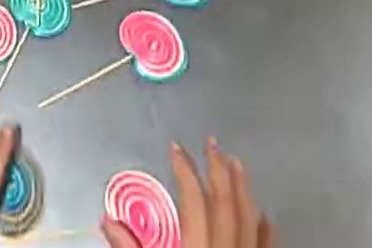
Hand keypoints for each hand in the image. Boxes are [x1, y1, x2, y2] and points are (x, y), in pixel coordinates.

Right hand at [102, 139, 269, 247]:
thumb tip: (108, 220)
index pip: (194, 200)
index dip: (185, 170)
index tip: (175, 148)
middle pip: (227, 203)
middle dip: (219, 169)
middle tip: (211, 143)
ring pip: (250, 219)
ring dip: (244, 188)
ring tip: (236, 163)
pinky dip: (264, 227)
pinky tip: (263, 214)